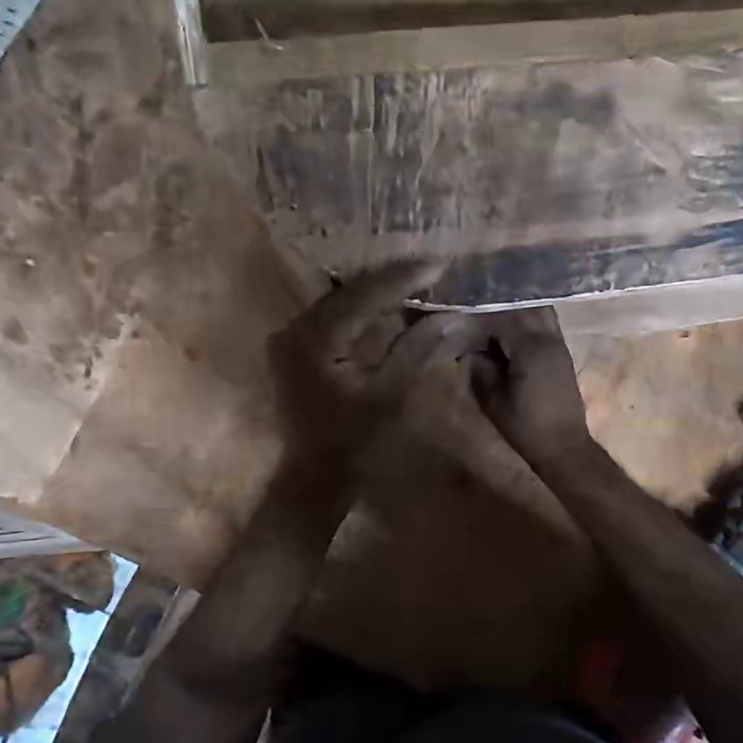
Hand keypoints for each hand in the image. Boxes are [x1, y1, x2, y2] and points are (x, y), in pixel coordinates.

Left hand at [270, 263, 463, 480]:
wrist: (315, 478)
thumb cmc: (354, 443)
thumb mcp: (391, 395)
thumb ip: (417, 349)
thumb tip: (452, 316)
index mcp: (314, 341)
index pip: (364, 296)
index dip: (404, 278)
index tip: (440, 264)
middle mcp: (294, 330)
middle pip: (349, 292)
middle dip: (393, 279)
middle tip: (433, 268)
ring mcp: (290, 338)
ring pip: (340, 301)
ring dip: (379, 291)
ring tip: (419, 279)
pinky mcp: (295, 348)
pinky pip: (333, 316)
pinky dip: (364, 309)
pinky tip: (391, 303)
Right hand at [463, 307, 593, 468]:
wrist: (564, 446)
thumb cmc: (526, 425)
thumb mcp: (494, 400)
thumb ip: (480, 368)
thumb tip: (470, 350)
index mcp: (530, 346)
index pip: (503, 314)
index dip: (481, 312)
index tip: (463, 312)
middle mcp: (548, 337)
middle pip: (525, 305)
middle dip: (500, 305)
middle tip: (478, 311)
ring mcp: (559, 344)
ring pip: (539, 311)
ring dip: (517, 311)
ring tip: (494, 320)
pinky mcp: (563, 354)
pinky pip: (545, 325)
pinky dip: (528, 322)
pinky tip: (511, 335)